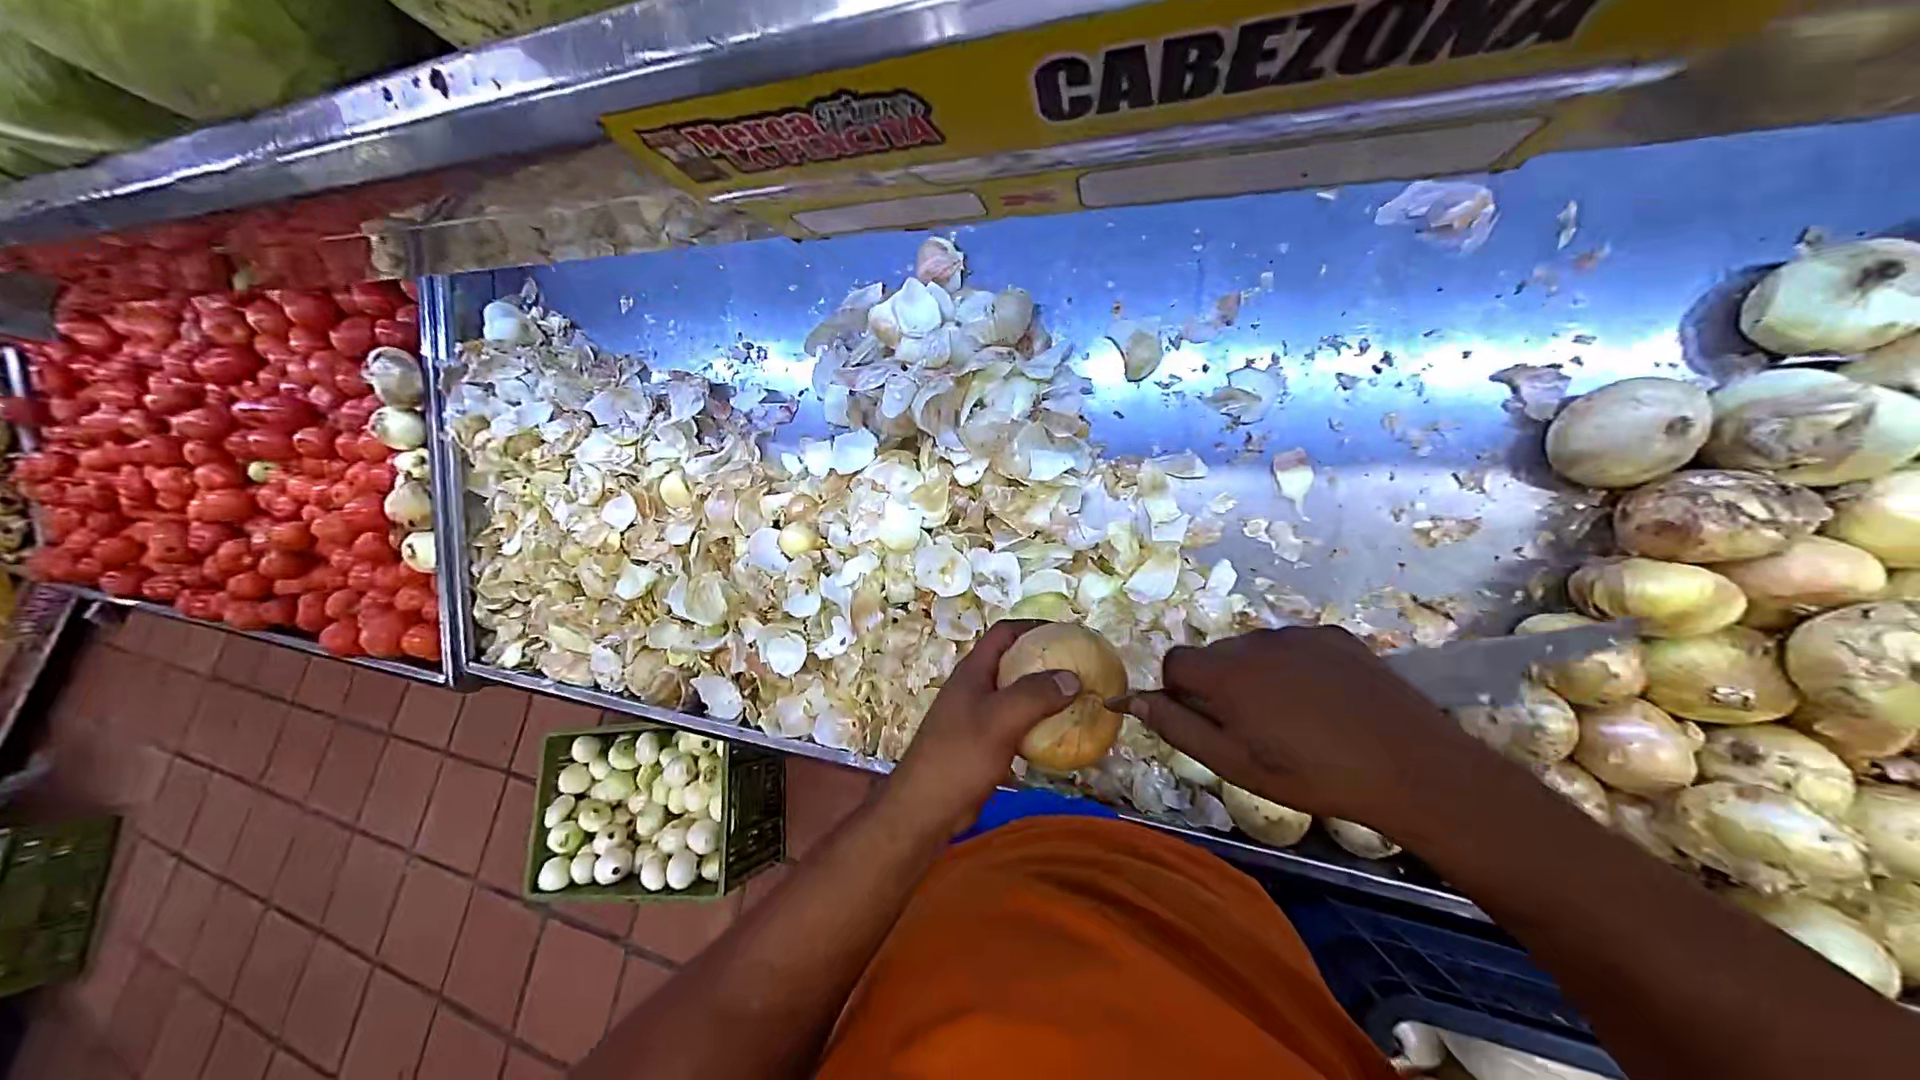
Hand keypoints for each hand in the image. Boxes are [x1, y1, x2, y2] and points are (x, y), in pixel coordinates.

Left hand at [885, 620, 1079, 833]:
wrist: (926, 808)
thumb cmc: (959, 756)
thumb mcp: (1000, 720)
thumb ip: (1034, 695)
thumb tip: (1072, 677)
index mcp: (973, 671)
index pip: (1004, 633)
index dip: (1034, 627)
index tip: (1068, 635)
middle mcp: (974, 688)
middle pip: (1012, 662)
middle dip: (1044, 661)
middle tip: (1078, 669)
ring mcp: (976, 716)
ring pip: (1015, 695)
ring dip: (1043, 695)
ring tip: (1075, 700)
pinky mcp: (982, 743)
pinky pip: (1015, 724)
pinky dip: (1036, 724)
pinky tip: (1057, 736)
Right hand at [1114, 625, 1490, 838]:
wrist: (1411, 766)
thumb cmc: (1311, 775)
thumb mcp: (1234, 763)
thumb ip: (1176, 727)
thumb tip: (1130, 699)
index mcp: (1225, 674)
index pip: (1176, 662)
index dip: (1181, 692)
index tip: (1207, 722)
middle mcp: (1254, 642)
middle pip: (1216, 655)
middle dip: (1220, 684)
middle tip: (1253, 729)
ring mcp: (1297, 634)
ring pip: (1254, 649)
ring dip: (1257, 675)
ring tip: (1294, 718)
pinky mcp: (1333, 634)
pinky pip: (1294, 645)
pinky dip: (1294, 666)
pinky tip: (1324, 700)